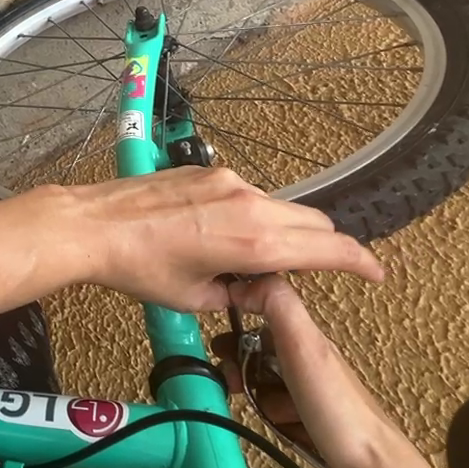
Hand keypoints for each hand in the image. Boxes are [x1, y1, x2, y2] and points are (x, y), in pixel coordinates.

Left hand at [43, 166, 382, 308]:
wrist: (92, 225)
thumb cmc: (140, 267)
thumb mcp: (197, 297)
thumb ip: (241, 293)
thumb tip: (259, 288)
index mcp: (256, 241)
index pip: (331, 248)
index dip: (361, 263)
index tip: (375, 274)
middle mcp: (249, 203)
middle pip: (313, 222)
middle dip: (322, 248)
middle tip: (307, 274)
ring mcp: (225, 180)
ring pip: (280, 205)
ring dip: (283, 230)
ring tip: (249, 257)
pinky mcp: (204, 170)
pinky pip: (247, 193)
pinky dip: (252, 213)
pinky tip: (220, 232)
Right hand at [212, 274, 404, 467]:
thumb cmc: (340, 411)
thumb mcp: (304, 345)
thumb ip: (276, 303)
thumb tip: (245, 279)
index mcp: (307, 336)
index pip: (262, 311)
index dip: (237, 320)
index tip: (220, 338)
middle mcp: (309, 361)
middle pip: (259, 348)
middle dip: (238, 362)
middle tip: (229, 377)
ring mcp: (311, 394)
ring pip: (265, 381)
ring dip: (253, 392)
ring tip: (254, 405)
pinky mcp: (311, 424)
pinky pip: (276, 412)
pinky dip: (270, 418)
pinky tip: (277, 427)